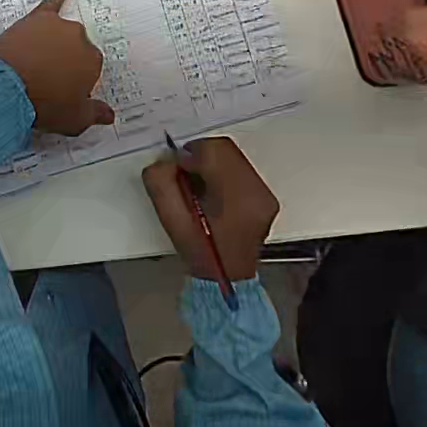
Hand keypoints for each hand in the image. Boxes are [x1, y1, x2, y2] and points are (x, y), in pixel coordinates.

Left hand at [0, 0, 115, 134]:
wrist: (5, 89)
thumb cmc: (42, 104)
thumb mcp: (73, 120)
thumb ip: (94, 114)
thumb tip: (109, 115)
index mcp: (93, 61)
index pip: (88, 68)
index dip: (73, 81)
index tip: (60, 91)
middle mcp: (80, 39)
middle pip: (75, 49)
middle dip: (63, 62)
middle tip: (45, 80)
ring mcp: (58, 26)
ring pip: (61, 32)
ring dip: (54, 43)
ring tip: (35, 63)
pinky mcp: (38, 18)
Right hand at [142, 136, 277, 281]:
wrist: (227, 278)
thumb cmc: (200, 252)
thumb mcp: (171, 220)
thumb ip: (161, 184)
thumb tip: (166, 160)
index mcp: (239, 200)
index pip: (213, 153)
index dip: (189, 155)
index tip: (176, 169)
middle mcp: (259, 193)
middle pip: (224, 149)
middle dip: (199, 154)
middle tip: (184, 173)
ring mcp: (265, 193)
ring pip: (232, 154)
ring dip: (209, 160)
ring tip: (197, 182)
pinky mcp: (265, 194)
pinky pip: (239, 165)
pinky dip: (220, 168)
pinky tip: (211, 187)